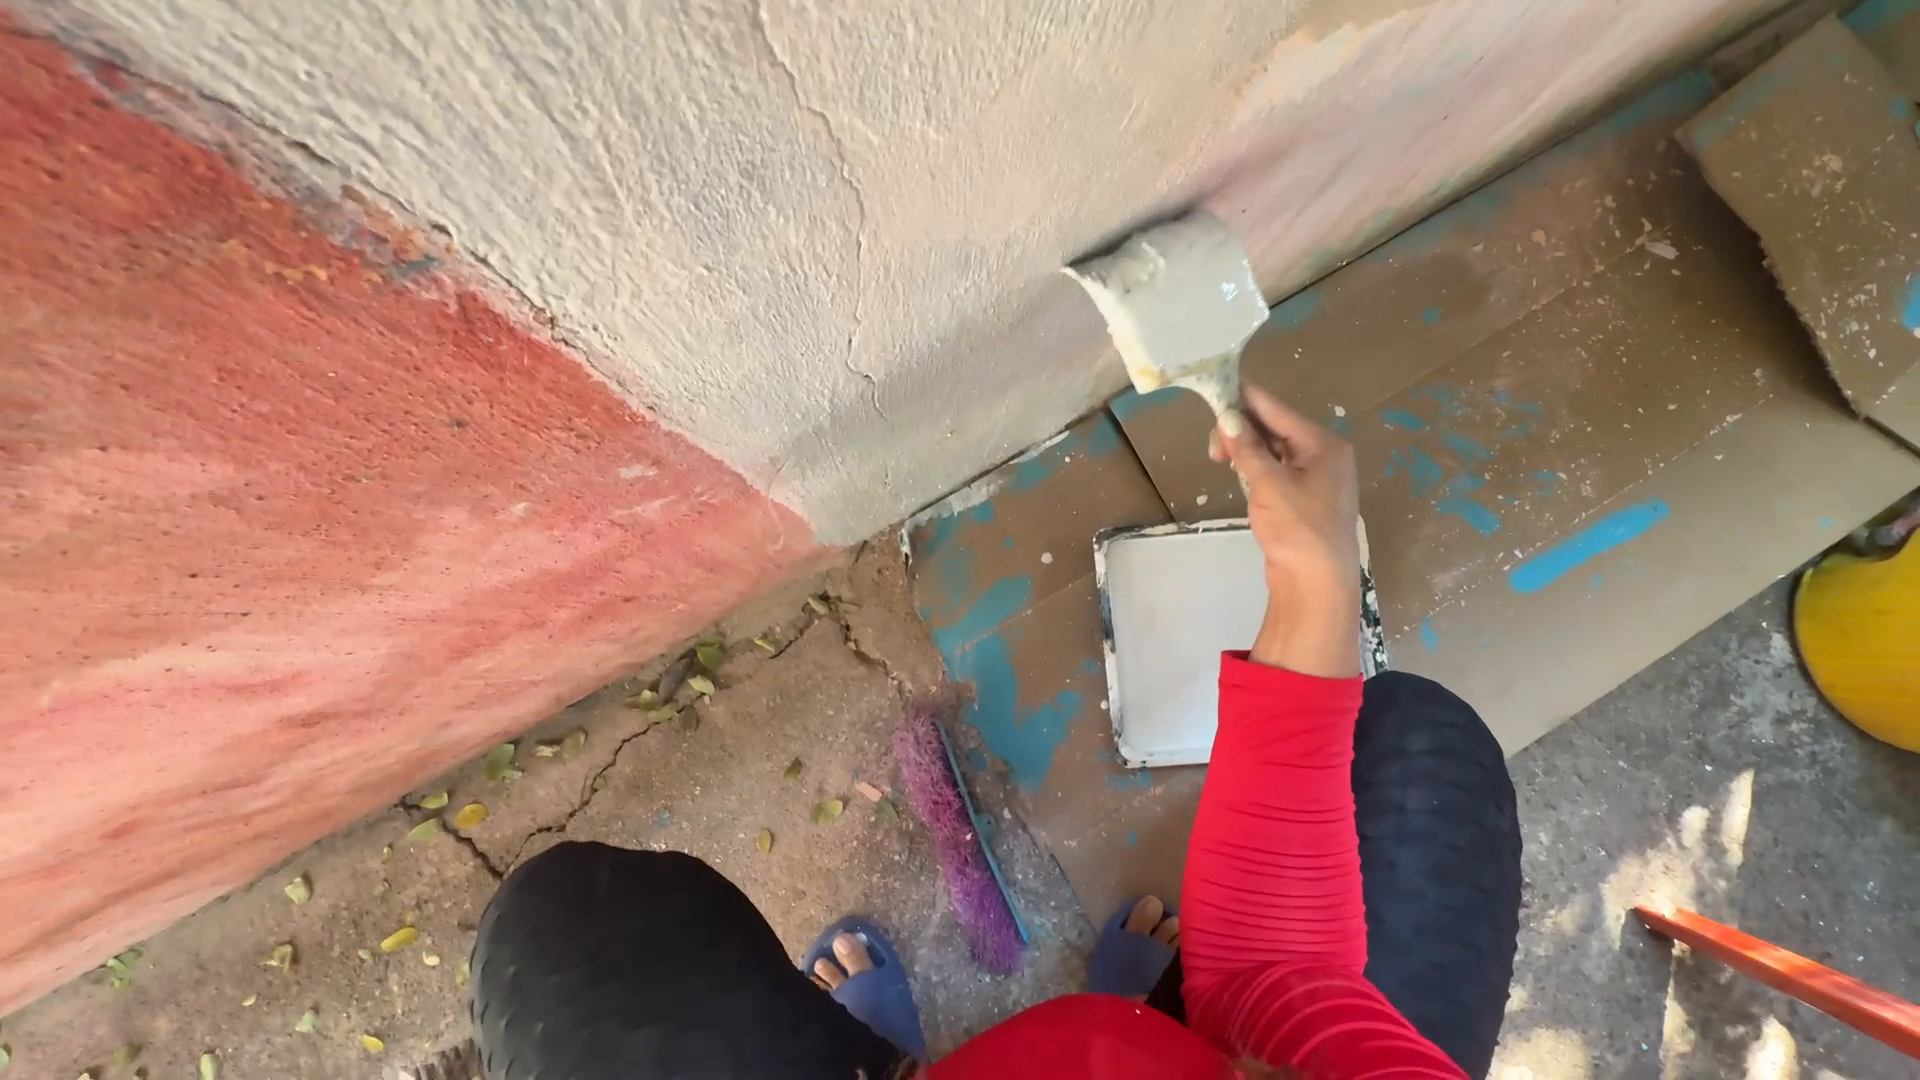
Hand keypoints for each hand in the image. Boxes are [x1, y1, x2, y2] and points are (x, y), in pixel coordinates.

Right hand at [1210, 383, 1361, 676]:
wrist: (1316, 582)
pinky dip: (1255, 466)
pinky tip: (1238, 471)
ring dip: (1246, 449)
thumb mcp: (1267, 484)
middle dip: (1241, 429)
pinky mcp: (1303, 498)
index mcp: (1323, 444)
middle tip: (1213, 446)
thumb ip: (1247, 448)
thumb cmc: (1297, 529)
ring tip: (1220, 459)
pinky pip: (1276, 469)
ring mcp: (1315, 477)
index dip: (1245, 397)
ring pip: (1273, 449)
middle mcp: (1323, 455)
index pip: (1277, 410)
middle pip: (1275, 427)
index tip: (1216, 386)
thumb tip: (1227, 417)